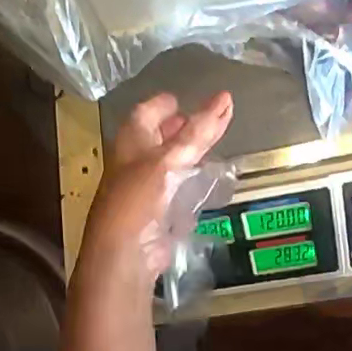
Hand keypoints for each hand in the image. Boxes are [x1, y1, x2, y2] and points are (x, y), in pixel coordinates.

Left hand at [78, 92, 234, 288]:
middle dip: (177, 129)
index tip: (180, 99)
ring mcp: (147, 191)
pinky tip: (206, 182)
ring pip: (169, 166)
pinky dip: (191, 184)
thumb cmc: (139, 198)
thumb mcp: (169, 160)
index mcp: (131, 142)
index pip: (146, 113)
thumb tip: (225, 98)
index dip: (163, 104)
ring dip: (187, 156)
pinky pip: (177, 193)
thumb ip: (198, 133)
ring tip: (209, 147)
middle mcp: (136, 163)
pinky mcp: (159, 214)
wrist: (126, 251)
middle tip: (200, 121)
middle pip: (158, 139)